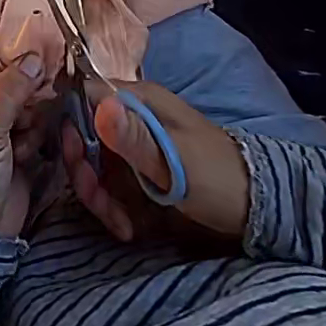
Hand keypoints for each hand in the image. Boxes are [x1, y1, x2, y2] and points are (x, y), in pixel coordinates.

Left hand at [0, 53, 49, 235]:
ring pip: (27, 105)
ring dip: (30, 122)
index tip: (35, 48)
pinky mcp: (17, 146)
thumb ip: (10, 91)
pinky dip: (35, 138)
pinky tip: (26, 155)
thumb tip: (34, 57)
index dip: (8, 57)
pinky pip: (35, 127)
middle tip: (27, 109)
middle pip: (11, 83)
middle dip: (24, 97)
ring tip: (20, 143)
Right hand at [61, 82, 250, 240]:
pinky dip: (111, 206)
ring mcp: (134, 144)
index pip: (84, 98)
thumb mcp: (175, 161)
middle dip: (84, 172)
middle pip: (82, 135)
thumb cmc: (217, 177)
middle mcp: (132, 117)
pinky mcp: (138, 170)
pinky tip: (127, 227)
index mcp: (140, 101)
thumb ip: (134, 137)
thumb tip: (99, 105)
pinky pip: (109, 184)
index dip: (71, 127)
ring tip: (121, 224)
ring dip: (98, 197)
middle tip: (99, 202)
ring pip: (93, 164)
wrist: (254, 208)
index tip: (76, 160)